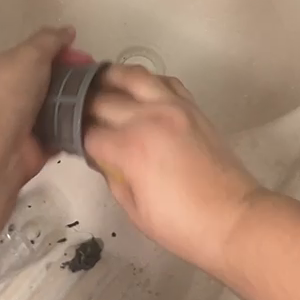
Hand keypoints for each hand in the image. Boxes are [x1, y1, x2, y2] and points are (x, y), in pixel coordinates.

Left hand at [0, 26, 84, 187]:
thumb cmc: (7, 96)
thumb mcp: (29, 55)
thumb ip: (50, 40)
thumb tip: (68, 30)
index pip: (30, 54)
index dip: (58, 52)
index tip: (84, 56)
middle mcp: (4, 94)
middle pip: (44, 79)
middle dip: (70, 77)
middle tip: (96, 78)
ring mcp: (18, 122)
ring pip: (54, 105)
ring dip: (76, 102)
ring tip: (103, 97)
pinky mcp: (34, 145)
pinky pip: (60, 130)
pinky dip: (75, 126)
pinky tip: (97, 119)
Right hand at [83, 66, 266, 272]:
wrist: (232, 218)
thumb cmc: (180, 224)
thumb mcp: (133, 208)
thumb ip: (111, 175)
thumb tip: (100, 155)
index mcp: (129, 148)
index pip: (86, 133)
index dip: (72, 137)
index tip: (67, 139)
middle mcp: (147, 117)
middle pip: (102, 99)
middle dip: (83, 106)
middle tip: (74, 112)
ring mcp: (172, 106)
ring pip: (132, 75)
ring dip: (110, 78)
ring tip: (98, 84)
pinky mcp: (191, 105)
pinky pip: (163, 81)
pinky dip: (146, 82)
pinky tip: (138, 92)